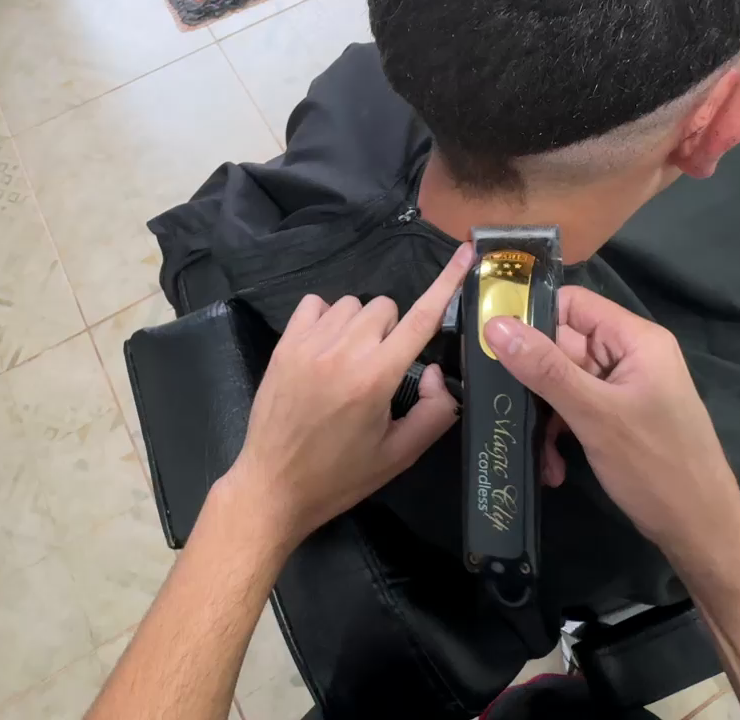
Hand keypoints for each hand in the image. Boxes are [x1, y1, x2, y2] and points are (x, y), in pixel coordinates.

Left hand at [221, 244, 470, 545]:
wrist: (274, 486)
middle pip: (386, 306)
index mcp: (377, 377)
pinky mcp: (284, 343)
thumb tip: (438, 372)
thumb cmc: (341, 475)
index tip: (466, 252)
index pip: (422, 318)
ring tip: (350, 362)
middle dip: (392, 331)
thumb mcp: (399, 456)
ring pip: (352, 304)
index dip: (447, 282)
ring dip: (359, 325)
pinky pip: (316, 303)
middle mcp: (344, 350)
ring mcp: (309, 343)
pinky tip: (324, 348)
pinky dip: (327, 318)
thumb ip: (435, 412)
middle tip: (381, 368)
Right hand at [484, 288, 739, 561]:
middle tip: (504, 404)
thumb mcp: (594, 415)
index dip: (532, 317)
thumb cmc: (657, 468)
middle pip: (561, 345)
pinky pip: (573, 407)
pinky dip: (559, 432)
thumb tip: (495, 325)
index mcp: (635, 339)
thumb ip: (544, 368)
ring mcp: (622, 387)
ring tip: (538, 451)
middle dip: (534, 380)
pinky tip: (554, 466)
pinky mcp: (616, 416)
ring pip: (561, 381)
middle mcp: (628, 355)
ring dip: (544, 415)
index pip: (572, 303)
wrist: (703, 537)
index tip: (494, 344)